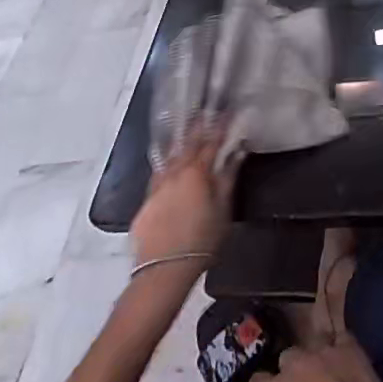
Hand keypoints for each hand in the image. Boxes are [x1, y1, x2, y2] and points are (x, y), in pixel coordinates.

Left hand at [131, 118, 238, 265]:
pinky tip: (167, 165)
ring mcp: (157, 186)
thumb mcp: (223, 211)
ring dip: (179, 144)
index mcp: (197, 173)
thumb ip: (228, 179)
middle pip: (187, 145)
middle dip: (197, 128)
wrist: (163, 269)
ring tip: (185, 132)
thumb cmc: (202, 241)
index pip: (210, 143)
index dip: (219, 127)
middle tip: (204, 114)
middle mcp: (174, 173)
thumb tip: (236, 154)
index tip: (225, 113)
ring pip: (170, 158)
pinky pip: (158, 175)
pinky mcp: (146, 201)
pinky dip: (166, 165)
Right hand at [251, 337, 382, 381]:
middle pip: (286, 361)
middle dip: (293, 375)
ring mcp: (322, 353)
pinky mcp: (351, 350)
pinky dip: (343, 349)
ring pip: (312, 347)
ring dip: (318, 362)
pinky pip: (342, 340)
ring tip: (329, 381)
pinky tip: (347, 361)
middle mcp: (292, 366)